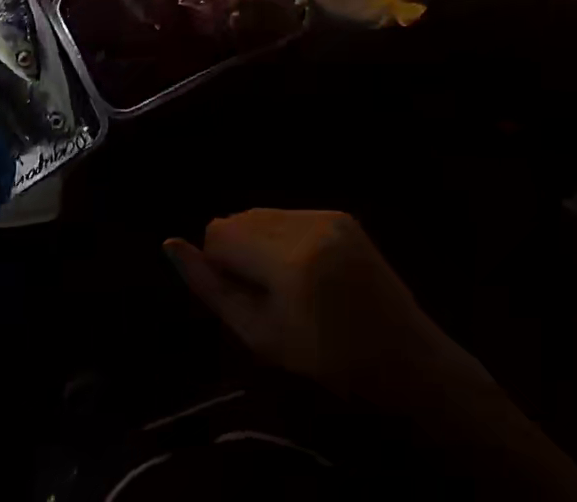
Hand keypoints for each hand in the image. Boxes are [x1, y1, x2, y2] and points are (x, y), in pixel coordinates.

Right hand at [166, 209, 490, 406]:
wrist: (406, 359)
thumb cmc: (328, 361)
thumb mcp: (260, 336)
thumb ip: (210, 287)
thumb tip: (170, 244)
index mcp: (290, 261)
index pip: (218, 233)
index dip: (222, 266)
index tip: (250, 300)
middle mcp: (308, 226)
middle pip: (236, 219)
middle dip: (239, 252)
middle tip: (270, 295)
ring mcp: (327, 215)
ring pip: (258, 214)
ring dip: (259, 243)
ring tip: (290, 283)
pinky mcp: (339, 214)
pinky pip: (285, 215)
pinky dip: (282, 237)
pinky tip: (307, 269)